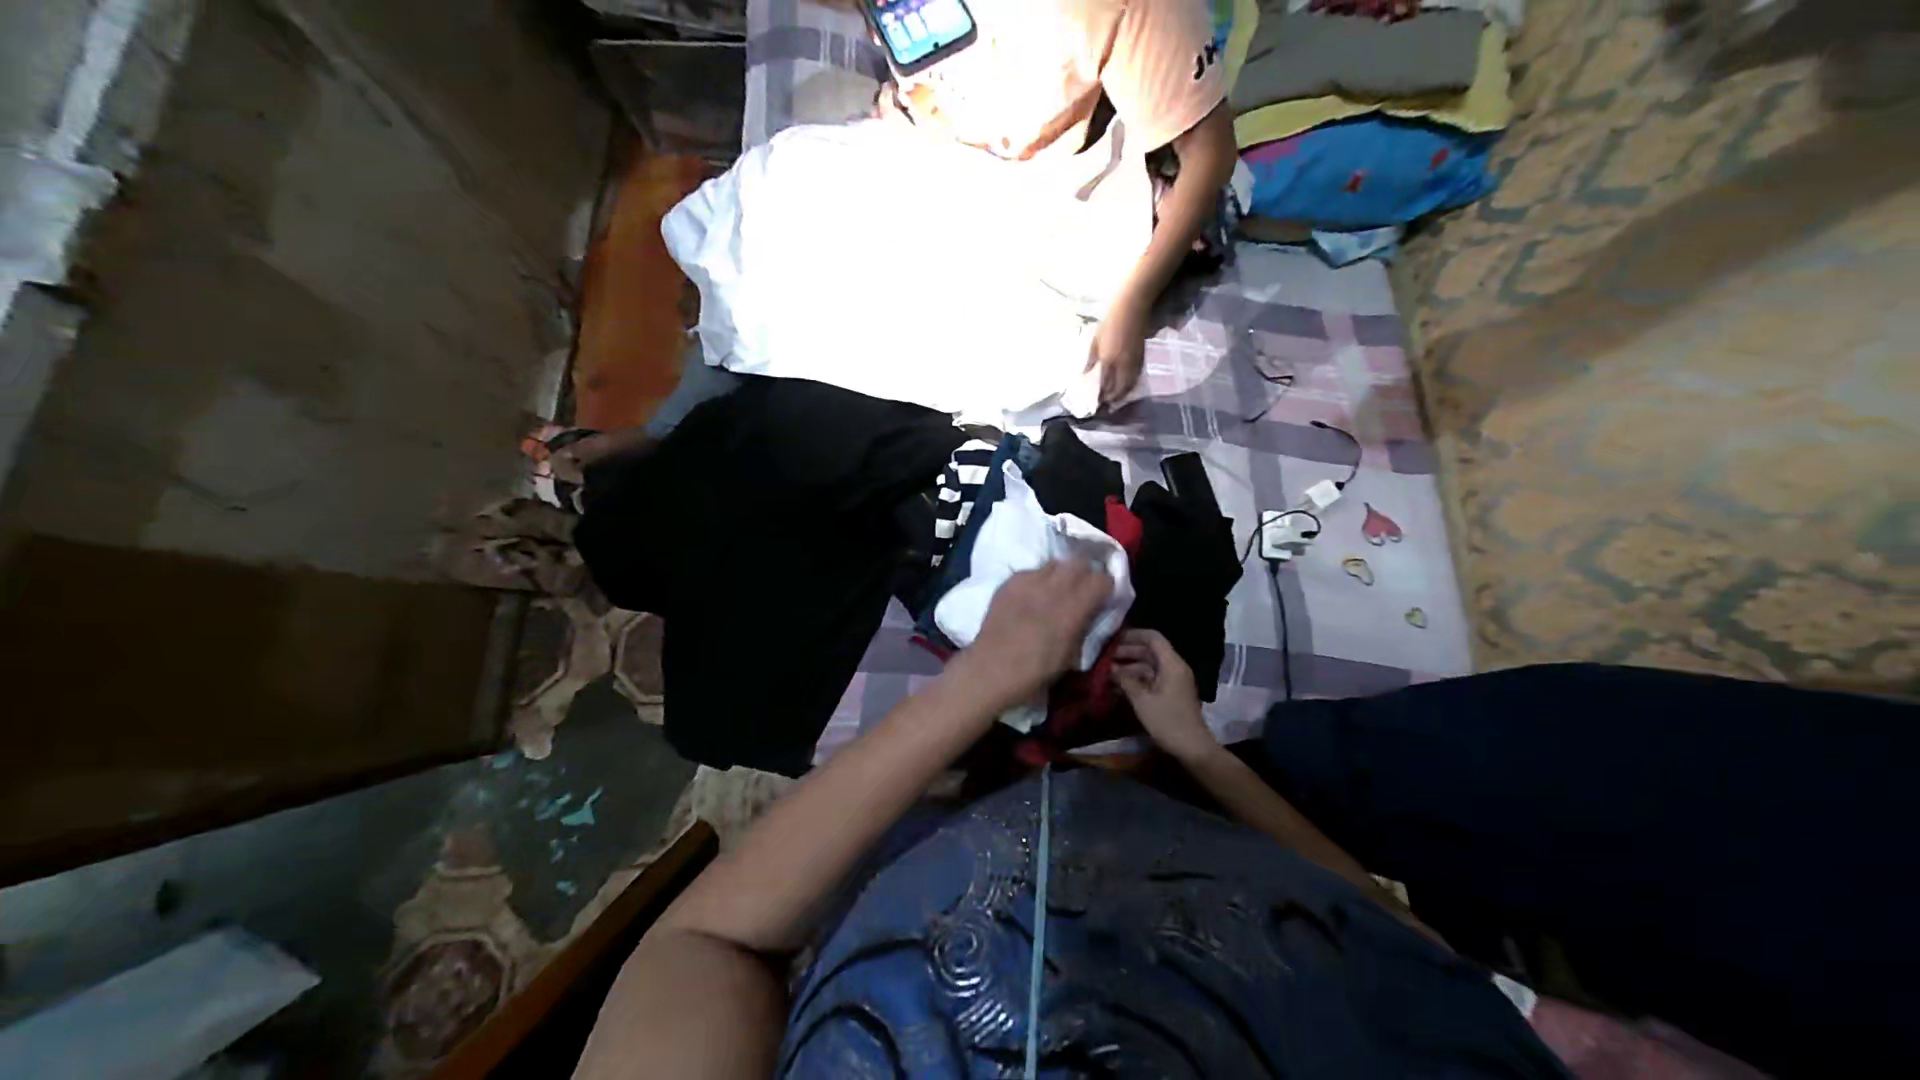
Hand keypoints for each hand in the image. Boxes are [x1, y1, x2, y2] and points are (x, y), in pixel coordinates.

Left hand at [957, 560, 1112, 711]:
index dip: (1105, 587)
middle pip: (1080, 562)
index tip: (1102, 597)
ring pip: (1054, 564)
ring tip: (1053, 592)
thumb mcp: (1071, 656)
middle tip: (1080, 591)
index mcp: (1073, 608)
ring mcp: (1029, 581)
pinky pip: (1031, 571)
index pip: (1102, 579)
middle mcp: (1053, 587)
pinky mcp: (1009, 582)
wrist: (991, 670)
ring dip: (1060, 575)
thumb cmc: (1035, 672)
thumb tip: (1090, 613)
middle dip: (1085, 574)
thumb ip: (1084, 627)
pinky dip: (1036, 580)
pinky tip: (1030, 597)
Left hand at [1084, 303, 1146, 408]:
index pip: (1104, 384)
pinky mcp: (1141, 358)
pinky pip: (1136, 377)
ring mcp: (1133, 362)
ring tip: (1117, 400)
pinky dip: (1131, 386)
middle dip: (1113, 399)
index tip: (1097, 402)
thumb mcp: (1095, 340)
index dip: (1101, 395)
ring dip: (1123, 395)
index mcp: (1108, 360)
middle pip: (1118, 389)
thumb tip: (1085, 373)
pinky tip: (1127, 388)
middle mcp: (1121, 365)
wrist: (1132, 308)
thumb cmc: (1110, 322)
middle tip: (1107, 404)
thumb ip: (1091, 359)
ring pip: (1129, 385)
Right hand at [1111, 629, 1217, 761]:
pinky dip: (1136, 679)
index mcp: (1171, 664)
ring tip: (1107, 672)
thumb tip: (1111, 668)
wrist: (1191, 747)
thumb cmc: (1167, 721)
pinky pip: (1152, 678)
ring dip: (1129, 667)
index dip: (1133, 635)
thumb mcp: (1142, 700)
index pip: (1153, 638)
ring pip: (1149, 665)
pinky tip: (1118, 686)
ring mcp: (1173, 680)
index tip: (1113, 639)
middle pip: (1150, 651)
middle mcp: (1174, 667)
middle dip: (1127, 652)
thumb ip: (1125, 680)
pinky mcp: (1171, 692)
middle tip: (1105, 657)